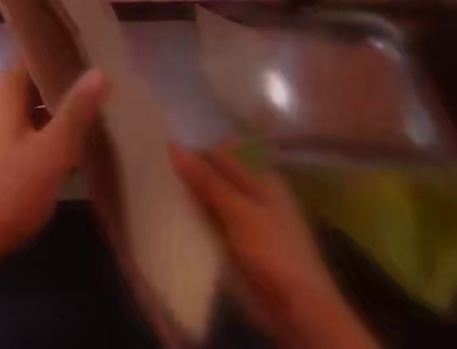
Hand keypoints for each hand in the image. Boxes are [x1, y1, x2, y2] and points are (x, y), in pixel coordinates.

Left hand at [0, 63, 107, 261]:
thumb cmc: (9, 190)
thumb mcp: (53, 150)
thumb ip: (77, 110)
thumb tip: (100, 71)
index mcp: (6, 89)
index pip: (36, 53)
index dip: (64, 50)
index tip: (96, 50)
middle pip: (36, 80)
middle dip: (67, 80)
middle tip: (105, 80)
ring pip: (33, 106)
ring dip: (59, 108)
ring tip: (97, 109)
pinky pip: (27, 127)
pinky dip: (48, 129)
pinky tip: (74, 144)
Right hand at [172, 146, 378, 348]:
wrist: (299, 309)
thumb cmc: (273, 251)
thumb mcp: (238, 211)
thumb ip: (207, 180)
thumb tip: (174, 146)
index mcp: (260, 174)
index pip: (219, 152)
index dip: (193, 154)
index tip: (161, 160)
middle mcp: (254, 191)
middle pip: (215, 175)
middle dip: (190, 177)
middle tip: (157, 181)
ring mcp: (247, 219)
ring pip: (212, 200)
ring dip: (192, 202)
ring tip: (161, 201)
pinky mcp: (240, 244)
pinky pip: (213, 225)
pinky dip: (197, 224)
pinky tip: (178, 226)